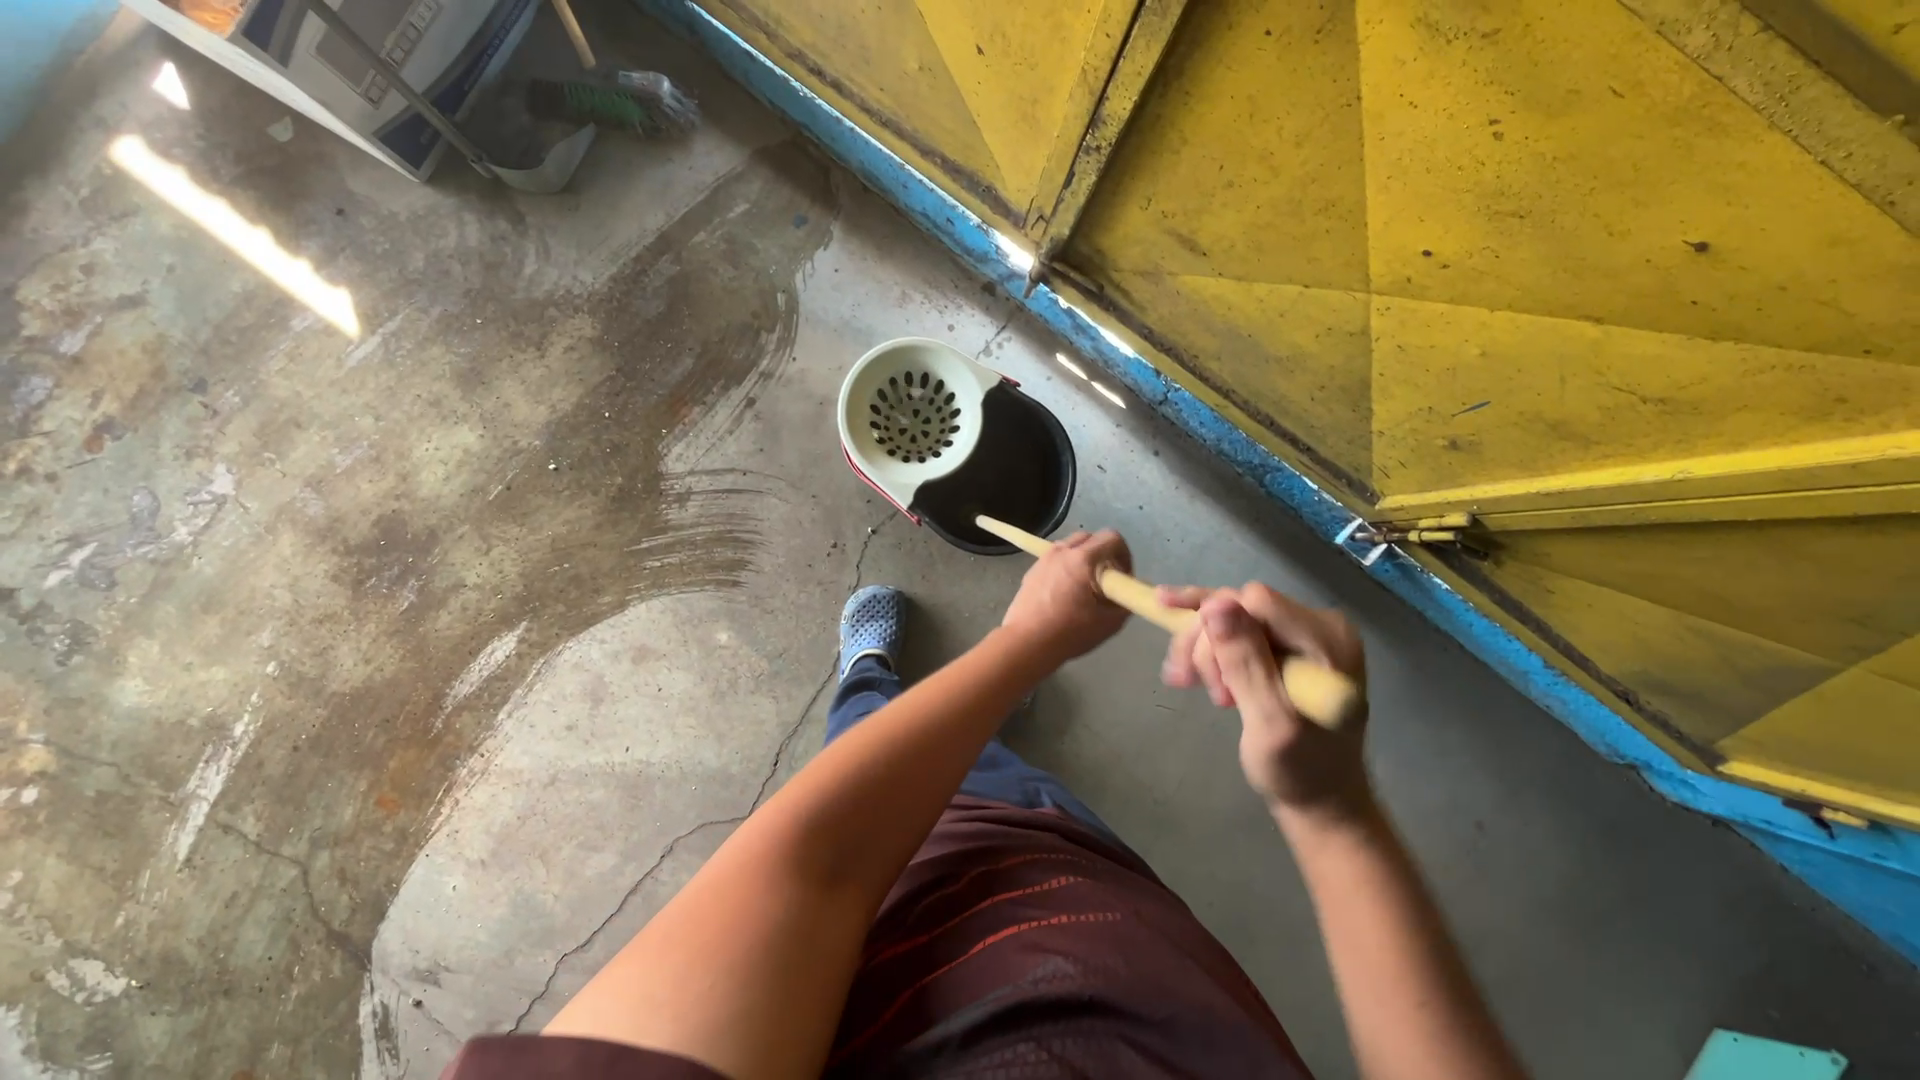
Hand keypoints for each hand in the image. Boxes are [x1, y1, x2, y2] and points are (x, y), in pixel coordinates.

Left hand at [1000, 530, 1131, 662]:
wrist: (1026, 643)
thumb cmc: (1069, 632)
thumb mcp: (1108, 623)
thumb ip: (1124, 604)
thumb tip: (1126, 595)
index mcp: (1082, 559)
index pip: (1111, 537)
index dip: (1124, 554)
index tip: (1123, 576)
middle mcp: (1061, 552)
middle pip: (1090, 538)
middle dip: (1103, 553)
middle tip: (1106, 580)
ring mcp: (1043, 560)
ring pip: (1070, 546)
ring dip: (1083, 558)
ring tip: (1085, 586)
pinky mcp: (1031, 571)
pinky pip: (1054, 559)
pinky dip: (1065, 567)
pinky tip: (1065, 593)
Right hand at [1159, 583, 1369, 816]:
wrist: (1322, 800)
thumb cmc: (1299, 770)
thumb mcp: (1270, 721)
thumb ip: (1246, 660)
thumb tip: (1215, 603)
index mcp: (1327, 639)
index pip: (1253, 600)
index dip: (1214, 626)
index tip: (1193, 672)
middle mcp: (1320, 625)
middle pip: (1239, 605)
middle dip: (1206, 643)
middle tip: (1189, 685)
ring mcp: (1305, 633)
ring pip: (1231, 616)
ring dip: (1205, 650)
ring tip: (1197, 688)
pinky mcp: (1289, 645)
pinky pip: (1239, 628)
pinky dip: (1211, 647)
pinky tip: (1189, 665)